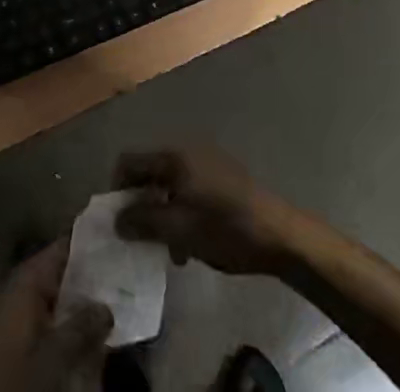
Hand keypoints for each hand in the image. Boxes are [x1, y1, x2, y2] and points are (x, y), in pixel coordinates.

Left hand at [0, 239, 112, 391]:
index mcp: (26, 281)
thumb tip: (107, 305)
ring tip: (120, 307)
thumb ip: (80, 329)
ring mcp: (16, 316)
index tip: (119, 241)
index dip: (90, 245)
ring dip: (82, 305)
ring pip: (57, 300)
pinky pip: (49, 322)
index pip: (61, 249)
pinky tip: (93, 337)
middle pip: (62, 274)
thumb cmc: (12, 377)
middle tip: (128, 278)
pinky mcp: (15, 341)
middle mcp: (20, 290)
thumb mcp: (52, 357)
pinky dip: (69, 325)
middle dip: (92, 278)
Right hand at [113, 147, 299, 276]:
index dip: (117, 188)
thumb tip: (116, 220)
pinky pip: (189, 190)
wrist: (284, 237)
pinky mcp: (224, 179)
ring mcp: (209, 164)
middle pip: (149, 172)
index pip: (129, 161)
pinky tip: (191, 241)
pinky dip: (181, 210)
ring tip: (169, 247)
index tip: (119, 220)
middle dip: (141, 204)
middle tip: (141, 236)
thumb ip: (142, 222)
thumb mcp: (178, 229)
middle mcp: (188, 152)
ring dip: (162, 212)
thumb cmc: (225, 229)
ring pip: (170, 185)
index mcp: (174, 157)